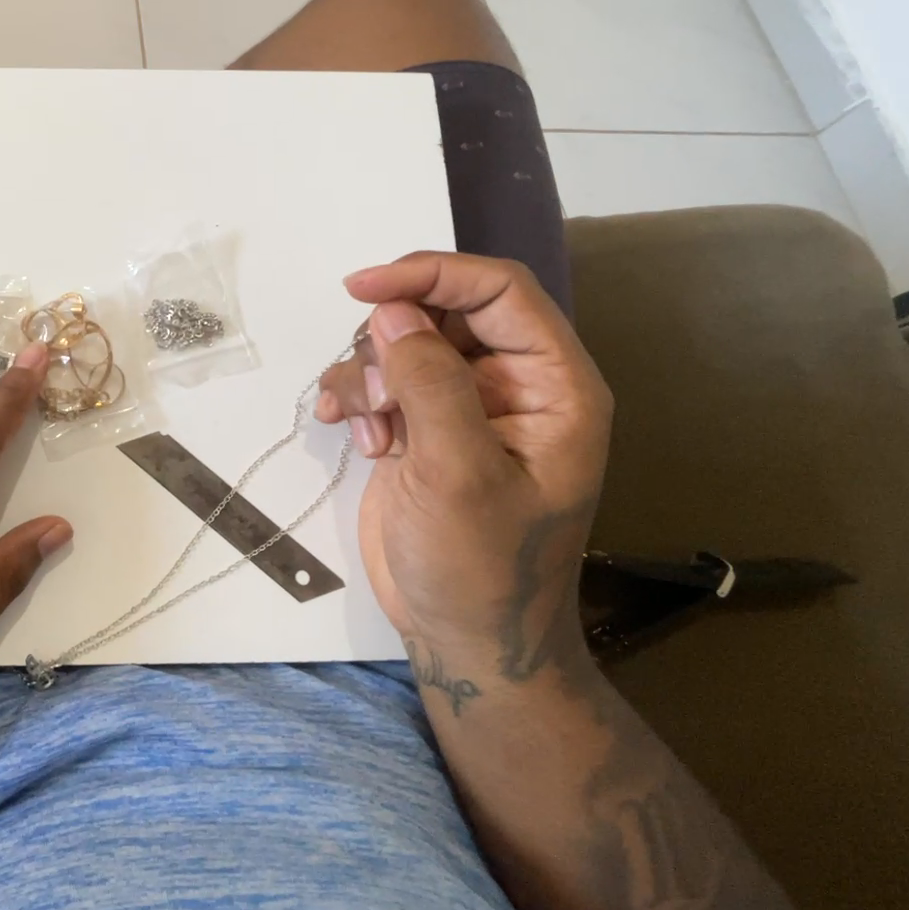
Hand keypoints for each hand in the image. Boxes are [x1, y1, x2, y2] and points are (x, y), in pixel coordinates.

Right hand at [314, 253, 611, 686]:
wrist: (461, 635)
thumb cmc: (481, 565)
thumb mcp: (458, 474)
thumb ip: (430, 385)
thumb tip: (392, 313)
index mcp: (552, 385)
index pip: (497, 291)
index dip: (430, 274)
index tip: (361, 288)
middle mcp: (510, 385)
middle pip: (442, 312)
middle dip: (391, 342)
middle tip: (373, 396)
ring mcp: (461, 408)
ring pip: (400, 345)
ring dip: (368, 378)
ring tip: (370, 433)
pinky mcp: (421, 430)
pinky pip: (379, 382)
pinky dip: (356, 401)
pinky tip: (356, 439)